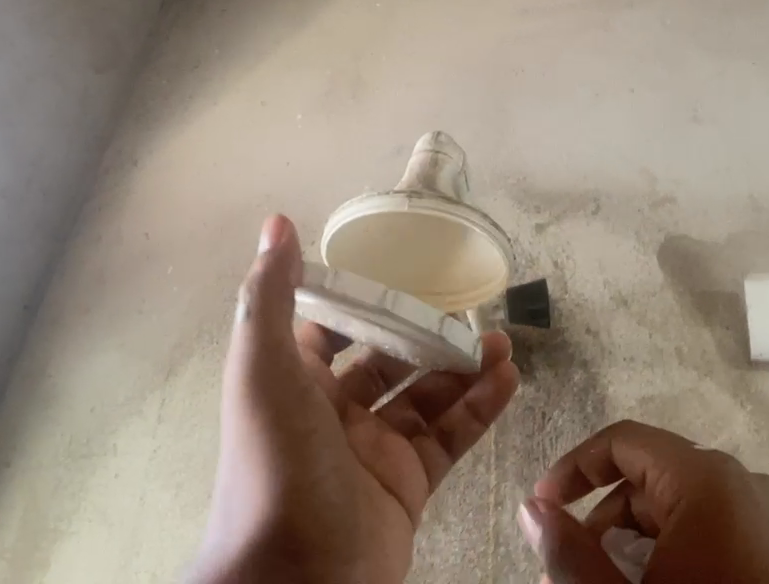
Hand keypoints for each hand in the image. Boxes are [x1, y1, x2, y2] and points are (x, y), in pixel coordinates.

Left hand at [189, 215, 520, 583]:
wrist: (294, 583)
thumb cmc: (275, 466)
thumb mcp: (261, 372)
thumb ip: (268, 296)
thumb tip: (276, 221)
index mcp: (297, 382)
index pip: (333, 327)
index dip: (364, 301)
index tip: (403, 272)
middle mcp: (334, 412)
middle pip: (389, 358)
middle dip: (426, 333)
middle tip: (467, 310)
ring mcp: (374, 450)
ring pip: (426, 396)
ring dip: (461, 366)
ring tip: (500, 340)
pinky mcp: (408, 486)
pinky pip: (449, 437)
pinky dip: (479, 408)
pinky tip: (507, 379)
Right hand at [519, 420, 768, 583]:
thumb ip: (572, 554)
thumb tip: (531, 509)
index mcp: (707, 478)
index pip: (623, 442)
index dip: (574, 468)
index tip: (542, 507)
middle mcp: (744, 482)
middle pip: (651, 480)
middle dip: (603, 521)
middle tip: (567, 569)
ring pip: (683, 510)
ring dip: (636, 544)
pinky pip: (717, 532)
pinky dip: (678, 554)